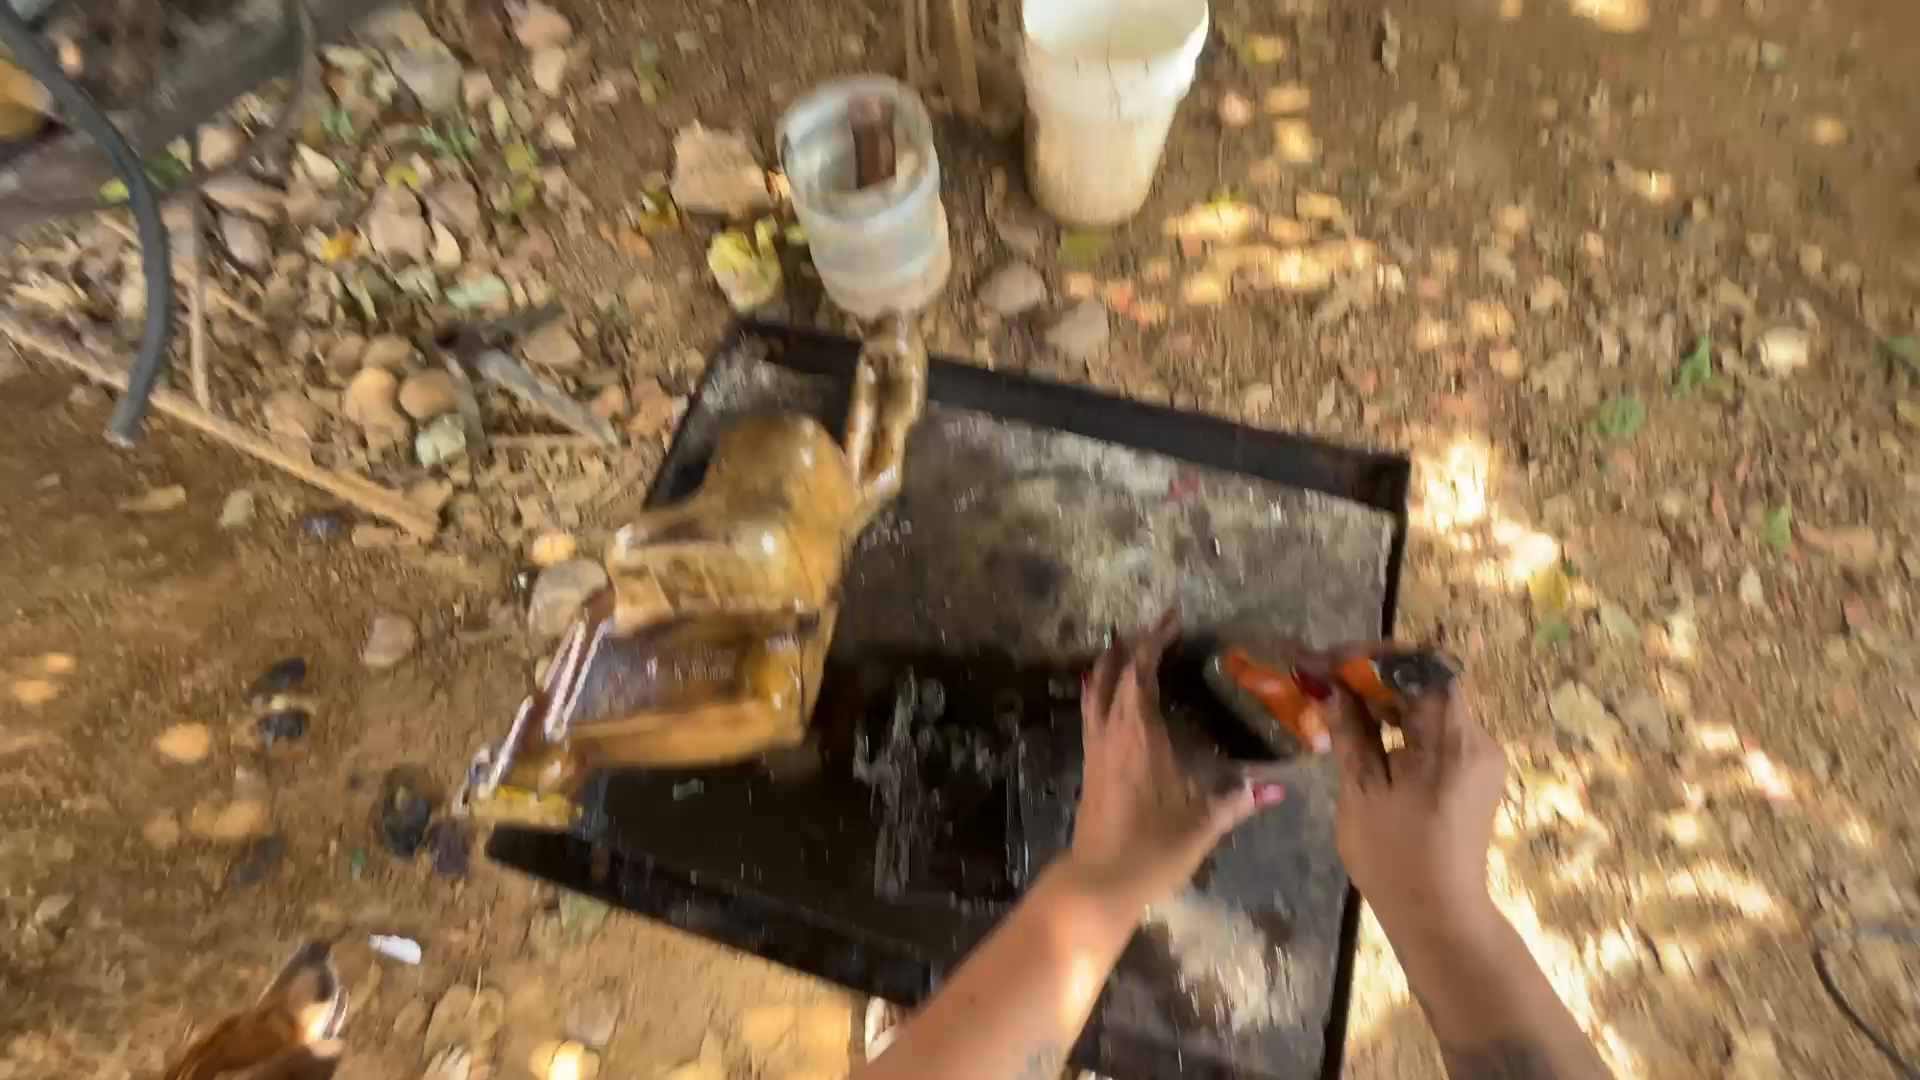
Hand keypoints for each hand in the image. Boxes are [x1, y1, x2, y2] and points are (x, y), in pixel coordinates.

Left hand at [1066, 615, 1284, 918]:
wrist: (1099, 877)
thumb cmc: (1153, 848)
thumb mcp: (1203, 825)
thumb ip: (1239, 801)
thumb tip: (1277, 788)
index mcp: (1140, 734)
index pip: (1142, 673)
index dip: (1154, 641)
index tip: (1173, 621)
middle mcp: (1113, 730)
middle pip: (1116, 673)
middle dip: (1134, 645)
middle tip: (1156, 629)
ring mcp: (1096, 744)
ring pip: (1096, 689)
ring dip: (1110, 663)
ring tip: (1123, 645)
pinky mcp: (1089, 760)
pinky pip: (1091, 710)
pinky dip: (1098, 689)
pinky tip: (1101, 690)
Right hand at [1310, 645, 1505, 943]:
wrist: (1439, 915)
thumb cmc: (1394, 855)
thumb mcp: (1361, 788)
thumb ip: (1350, 728)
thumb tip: (1328, 682)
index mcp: (1452, 742)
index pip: (1423, 666)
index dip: (1372, 655)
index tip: (1326, 661)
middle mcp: (1476, 740)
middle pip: (1425, 678)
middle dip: (1369, 670)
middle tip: (1319, 675)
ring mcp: (1477, 755)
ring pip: (1427, 699)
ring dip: (1379, 692)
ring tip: (1332, 697)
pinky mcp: (1469, 769)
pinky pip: (1432, 724)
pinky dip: (1395, 716)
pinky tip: (1361, 726)